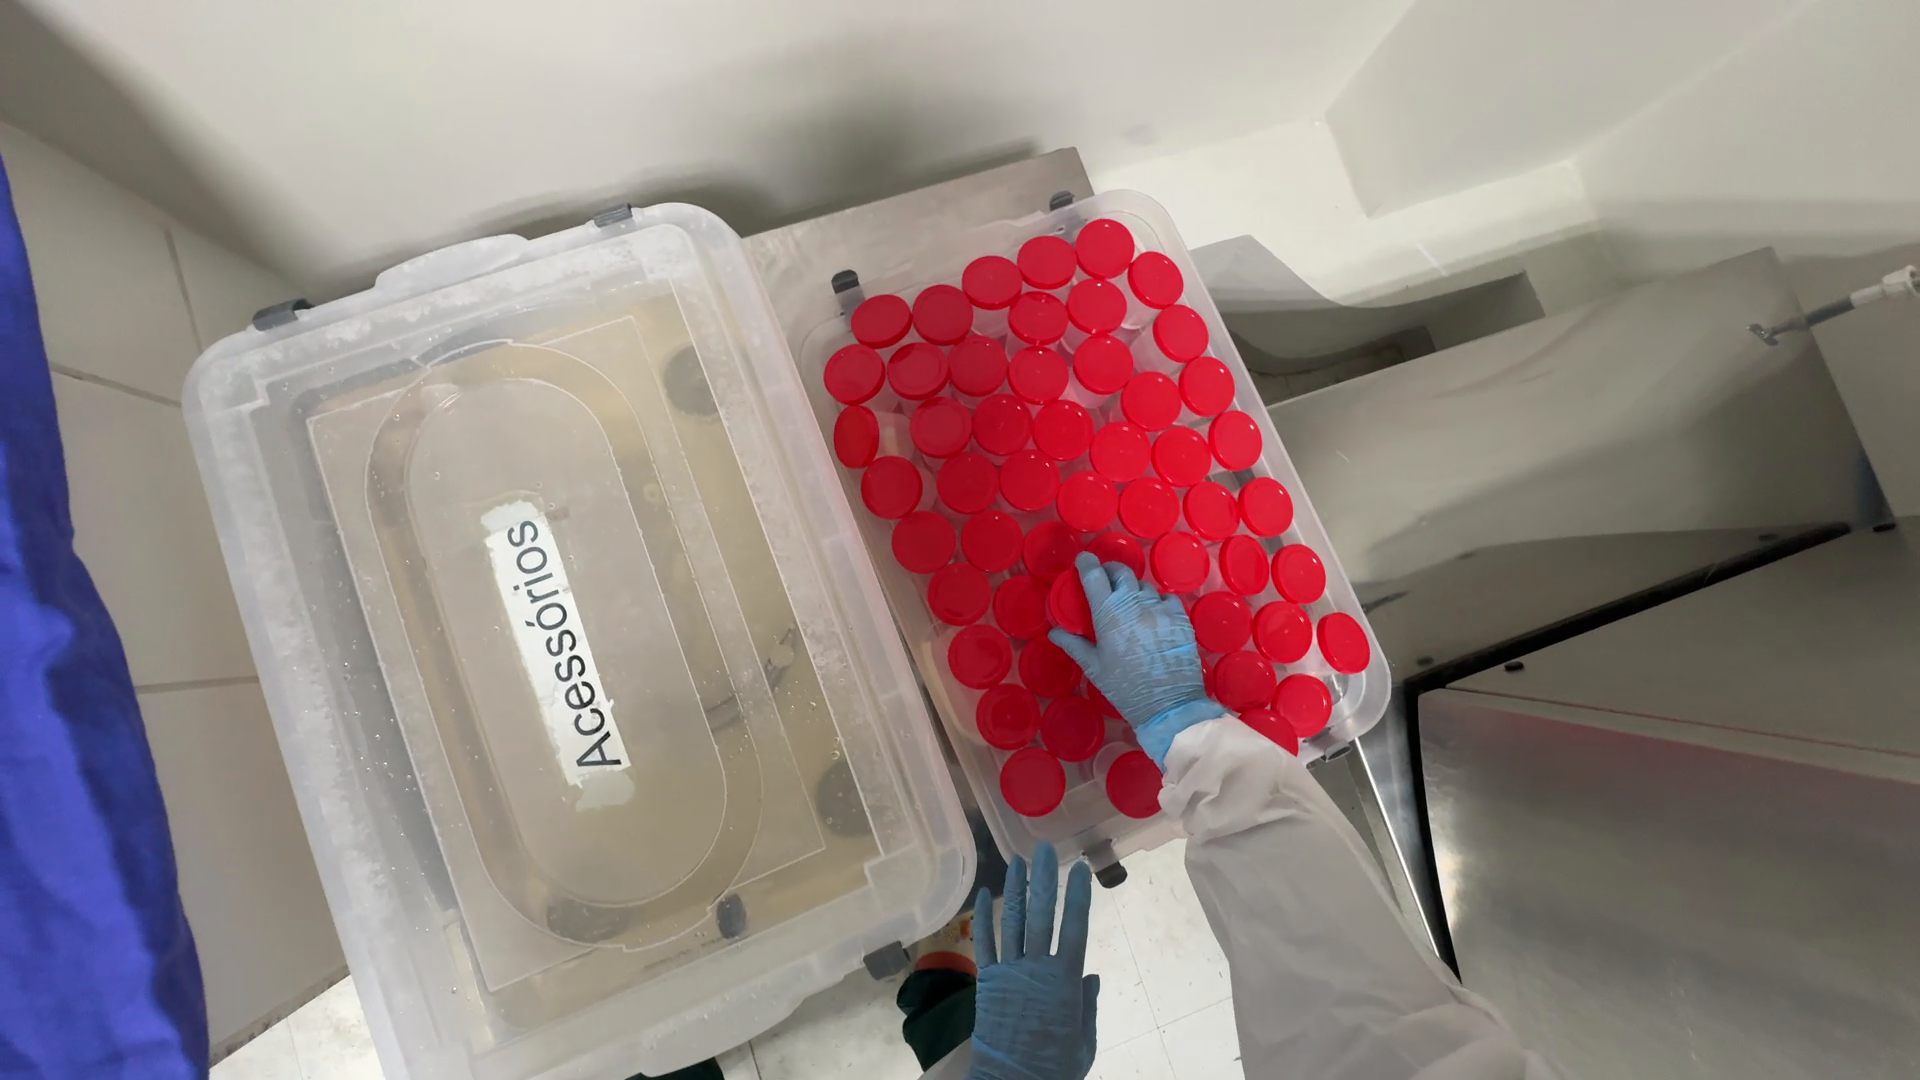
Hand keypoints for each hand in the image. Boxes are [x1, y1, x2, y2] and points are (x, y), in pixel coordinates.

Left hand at [968, 844, 1098, 1079]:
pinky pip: (984, 944)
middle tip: (1045, 849)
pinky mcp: (986, 981)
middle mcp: (1036, 968)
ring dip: (1016, 889)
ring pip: (1013, 922)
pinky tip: (985, 893)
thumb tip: (1090, 975)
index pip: (1075, 928)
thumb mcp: (1082, 1042)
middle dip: (1044, 879)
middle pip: (1042, 915)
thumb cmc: (1054, 1068)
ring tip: (1017, 860)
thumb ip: (1086, 1005)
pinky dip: (983, 917)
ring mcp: (1009, 972)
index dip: (1078, 897)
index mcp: (1064, 981)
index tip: (1082, 869)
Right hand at [1049, 553, 1221, 763]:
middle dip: (1110, 571)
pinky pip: (1166, 597)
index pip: (1094, 575)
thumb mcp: (1094, 667)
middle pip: (1121, 572)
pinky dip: (1156, 601)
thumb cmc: (1125, 687)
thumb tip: (1053, 632)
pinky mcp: (1180, 616)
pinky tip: (1152, 614)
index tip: (1083, 560)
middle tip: (1104, 580)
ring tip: (1129, 604)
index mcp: (1108, 613)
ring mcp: (1160, 607)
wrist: (1169, 704)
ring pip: (1143, 586)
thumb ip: (1073, 644)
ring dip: (1132, 589)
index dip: (1087, 563)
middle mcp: (1134, 603)